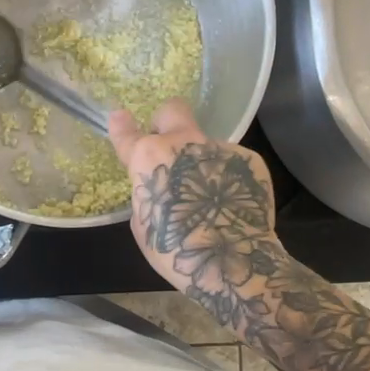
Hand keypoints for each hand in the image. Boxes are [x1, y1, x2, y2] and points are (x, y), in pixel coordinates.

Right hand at [108, 99, 283, 298]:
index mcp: (149, 158)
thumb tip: (159, 184)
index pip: (127, 134)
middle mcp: (184, 143)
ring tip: (210, 199)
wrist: (233, 260)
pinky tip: (231, 205)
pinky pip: (230, 163)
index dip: (121, 127)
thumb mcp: (144, 225)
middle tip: (169, 145)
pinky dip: (227, 178)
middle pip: (172, 110)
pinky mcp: (250, 160)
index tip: (120, 118)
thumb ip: (147, 192)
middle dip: (166, 121)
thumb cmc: (175, 250)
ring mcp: (220, 147)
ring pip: (205, 145)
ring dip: (201, 162)